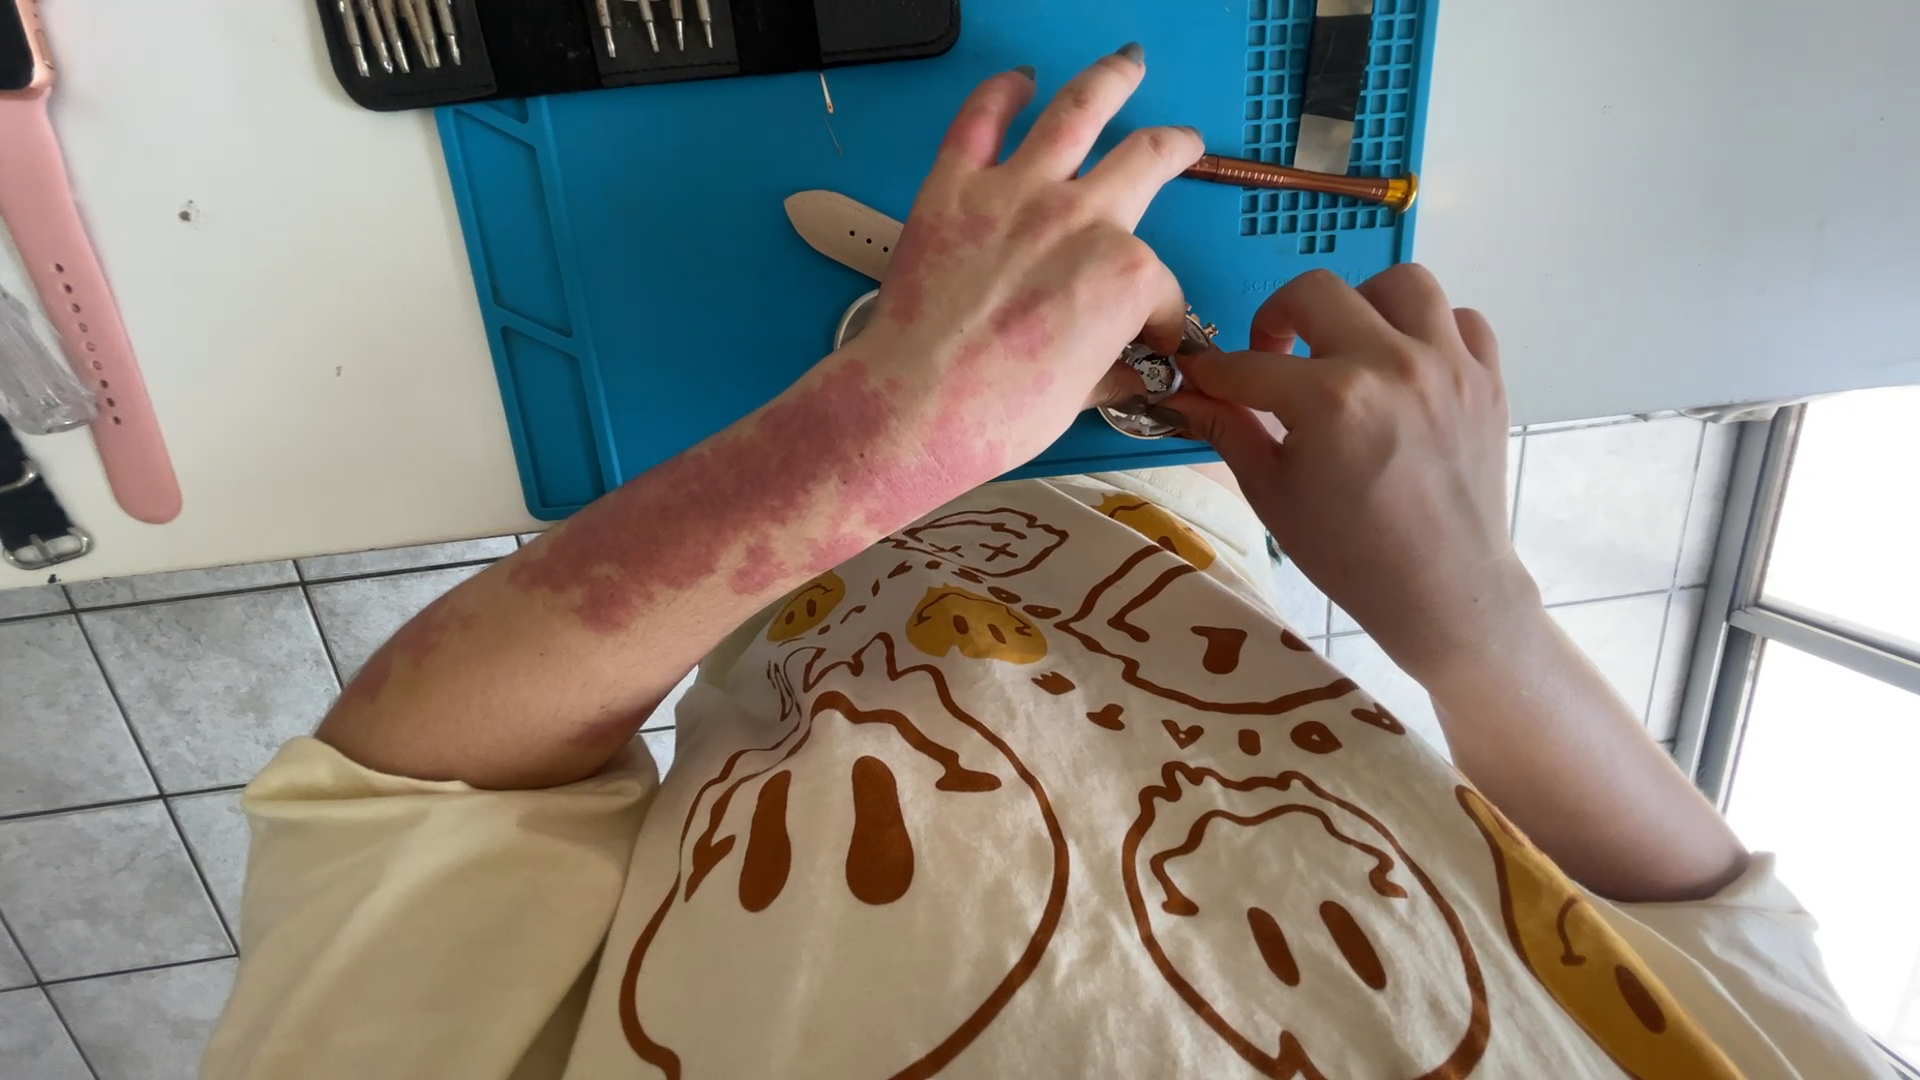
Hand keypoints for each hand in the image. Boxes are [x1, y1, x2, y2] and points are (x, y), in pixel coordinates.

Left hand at [848, 47, 1202, 486]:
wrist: (917, 408)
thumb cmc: (998, 417)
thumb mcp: (1076, 402)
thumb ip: (1109, 372)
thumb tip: (1130, 374)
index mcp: (1124, 276)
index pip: (1160, 288)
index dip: (1162, 316)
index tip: (1152, 334)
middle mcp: (1081, 218)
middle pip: (1145, 161)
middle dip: (1174, 149)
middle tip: (1182, 142)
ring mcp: (1017, 194)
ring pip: (1078, 109)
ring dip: (1112, 78)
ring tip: (1129, 63)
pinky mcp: (954, 189)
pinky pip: (981, 118)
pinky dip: (1002, 92)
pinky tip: (1019, 81)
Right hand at [1173, 266, 1539, 682]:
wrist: (1439, 588)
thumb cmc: (1343, 550)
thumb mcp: (1269, 492)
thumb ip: (1227, 429)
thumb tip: (1183, 398)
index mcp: (1330, 400)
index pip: (1247, 365)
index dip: (1208, 370)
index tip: (1195, 374)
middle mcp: (1391, 363)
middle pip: (1316, 292)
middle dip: (1274, 317)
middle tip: (1269, 357)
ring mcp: (1449, 364)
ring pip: (1400, 282)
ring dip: (1356, 306)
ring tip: (1343, 347)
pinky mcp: (1487, 377)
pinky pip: (1458, 317)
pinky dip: (1424, 329)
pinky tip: (1400, 366)